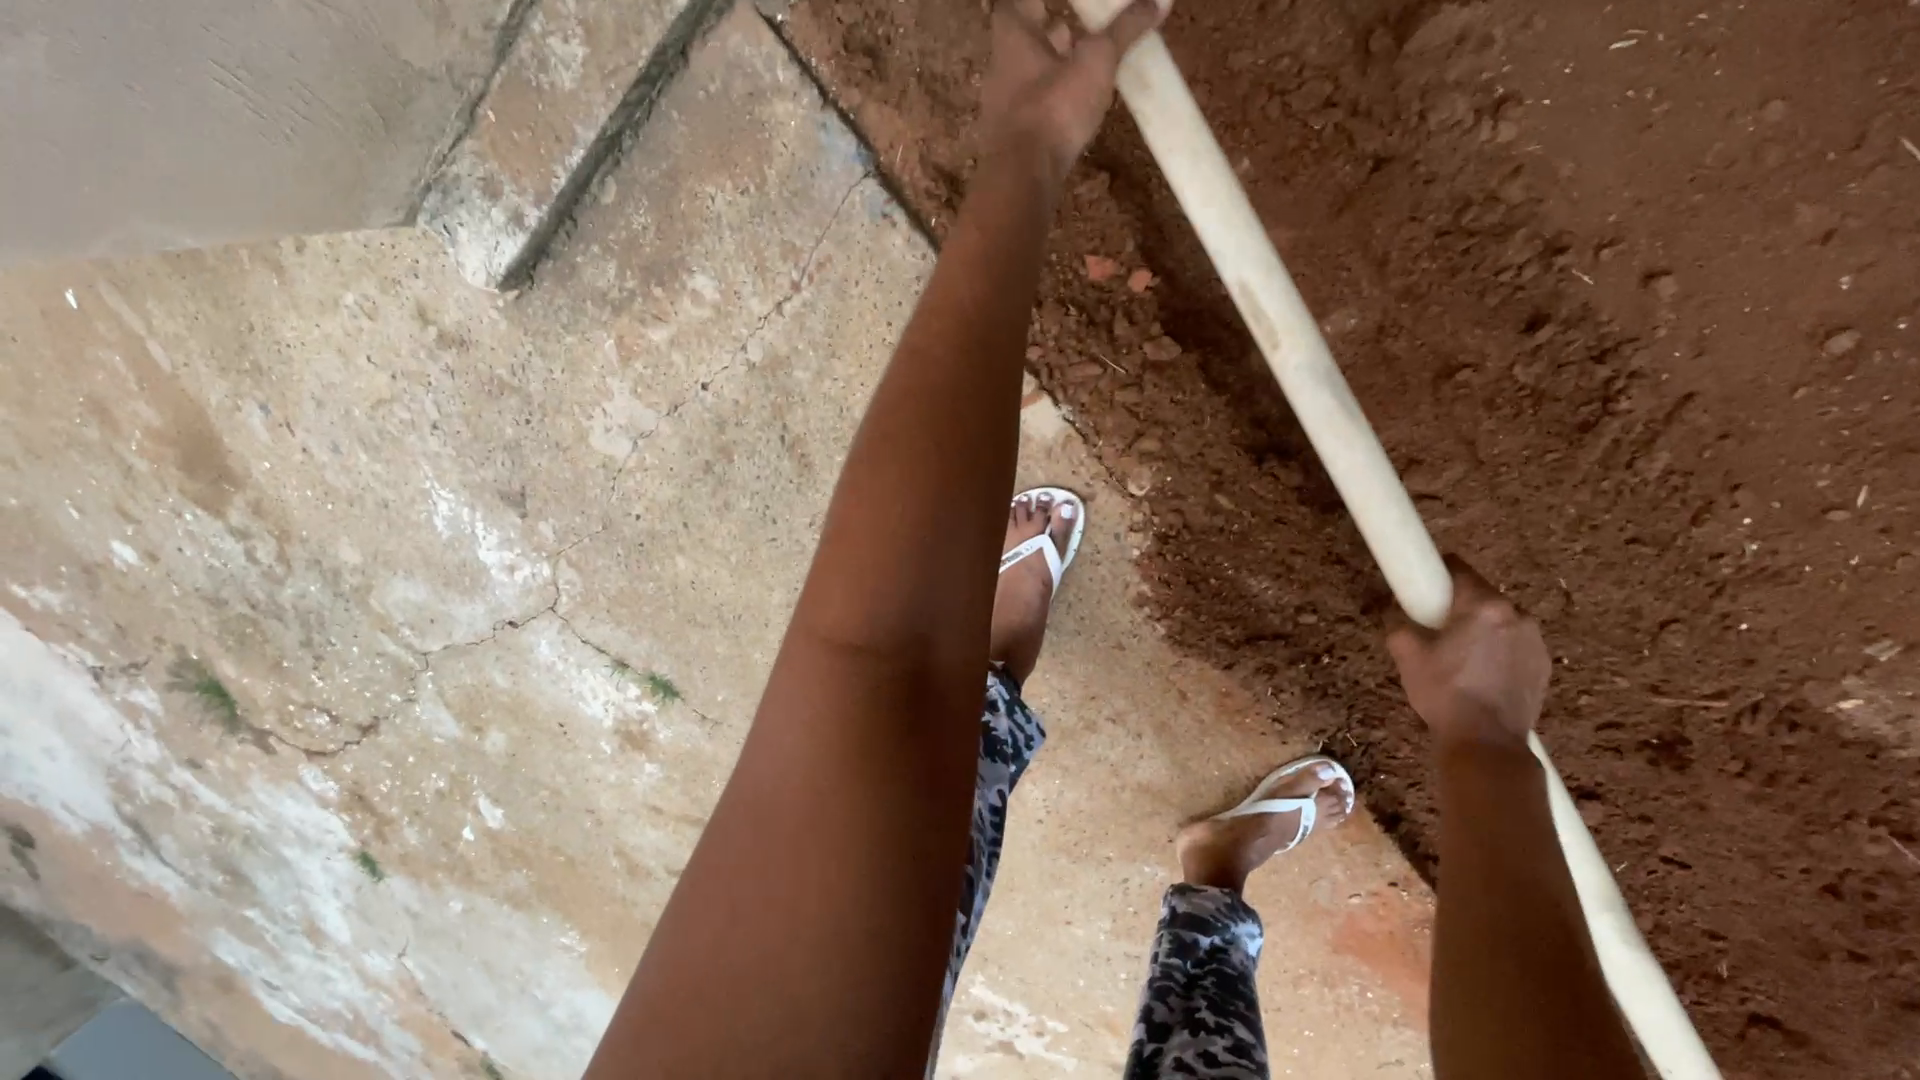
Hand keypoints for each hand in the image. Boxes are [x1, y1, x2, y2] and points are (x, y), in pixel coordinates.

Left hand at [979, 0, 1168, 182]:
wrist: (1021, 177)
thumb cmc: (1054, 107)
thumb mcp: (1097, 61)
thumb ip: (1125, 29)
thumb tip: (1160, 1)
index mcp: (1012, 36)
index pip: (1020, 2)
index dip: (1039, 2)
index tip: (1065, 5)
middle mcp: (1000, 67)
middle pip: (1024, 39)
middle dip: (1049, 32)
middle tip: (1074, 27)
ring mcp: (1001, 105)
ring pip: (1028, 75)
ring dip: (1052, 68)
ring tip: (1081, 66)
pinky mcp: (1010, 138)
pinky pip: (1032, 108)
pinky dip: (1051, 102)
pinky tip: (1071, 109)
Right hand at [1385, 557, 1549, 749]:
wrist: (1486, 742)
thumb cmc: (1443, 692)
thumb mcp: (1406, 653)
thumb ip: (1398, 623)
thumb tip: (1396, 612)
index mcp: (1484, 606)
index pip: (1458, 568)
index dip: (1436, 571)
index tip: (1421, 586)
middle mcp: (1517, 615)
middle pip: (1481, 595)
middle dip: (1458, 605)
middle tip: (1434, 628)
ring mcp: (1535, 641)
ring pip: (1499, 620)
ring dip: (1480, 628)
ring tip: (1459, 656)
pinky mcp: (1543, 665)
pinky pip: (1514, 644)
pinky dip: (1497, 650)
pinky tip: (1480, 674)